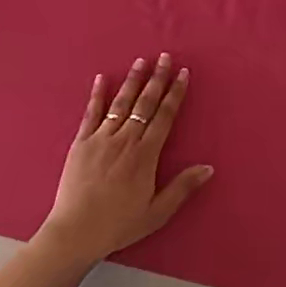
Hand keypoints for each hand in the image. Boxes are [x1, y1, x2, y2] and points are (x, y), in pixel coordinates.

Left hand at [35, 53, 214, 264]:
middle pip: (144, 104)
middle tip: (164, 57)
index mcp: (145, 156)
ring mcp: (100, 138)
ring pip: (120, 103)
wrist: (77, 229)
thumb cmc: (119, 224)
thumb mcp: (157, 211)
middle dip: (156, 78)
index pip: (164, 117)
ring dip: (132, 81)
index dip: (174, 93)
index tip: (182, 74)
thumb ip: (182, 187)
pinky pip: (91, 113)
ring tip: (140, 62)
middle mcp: (124, 140)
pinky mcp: (80, 142)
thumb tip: (208, 168)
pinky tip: (102, 78)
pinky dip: (97, 94)